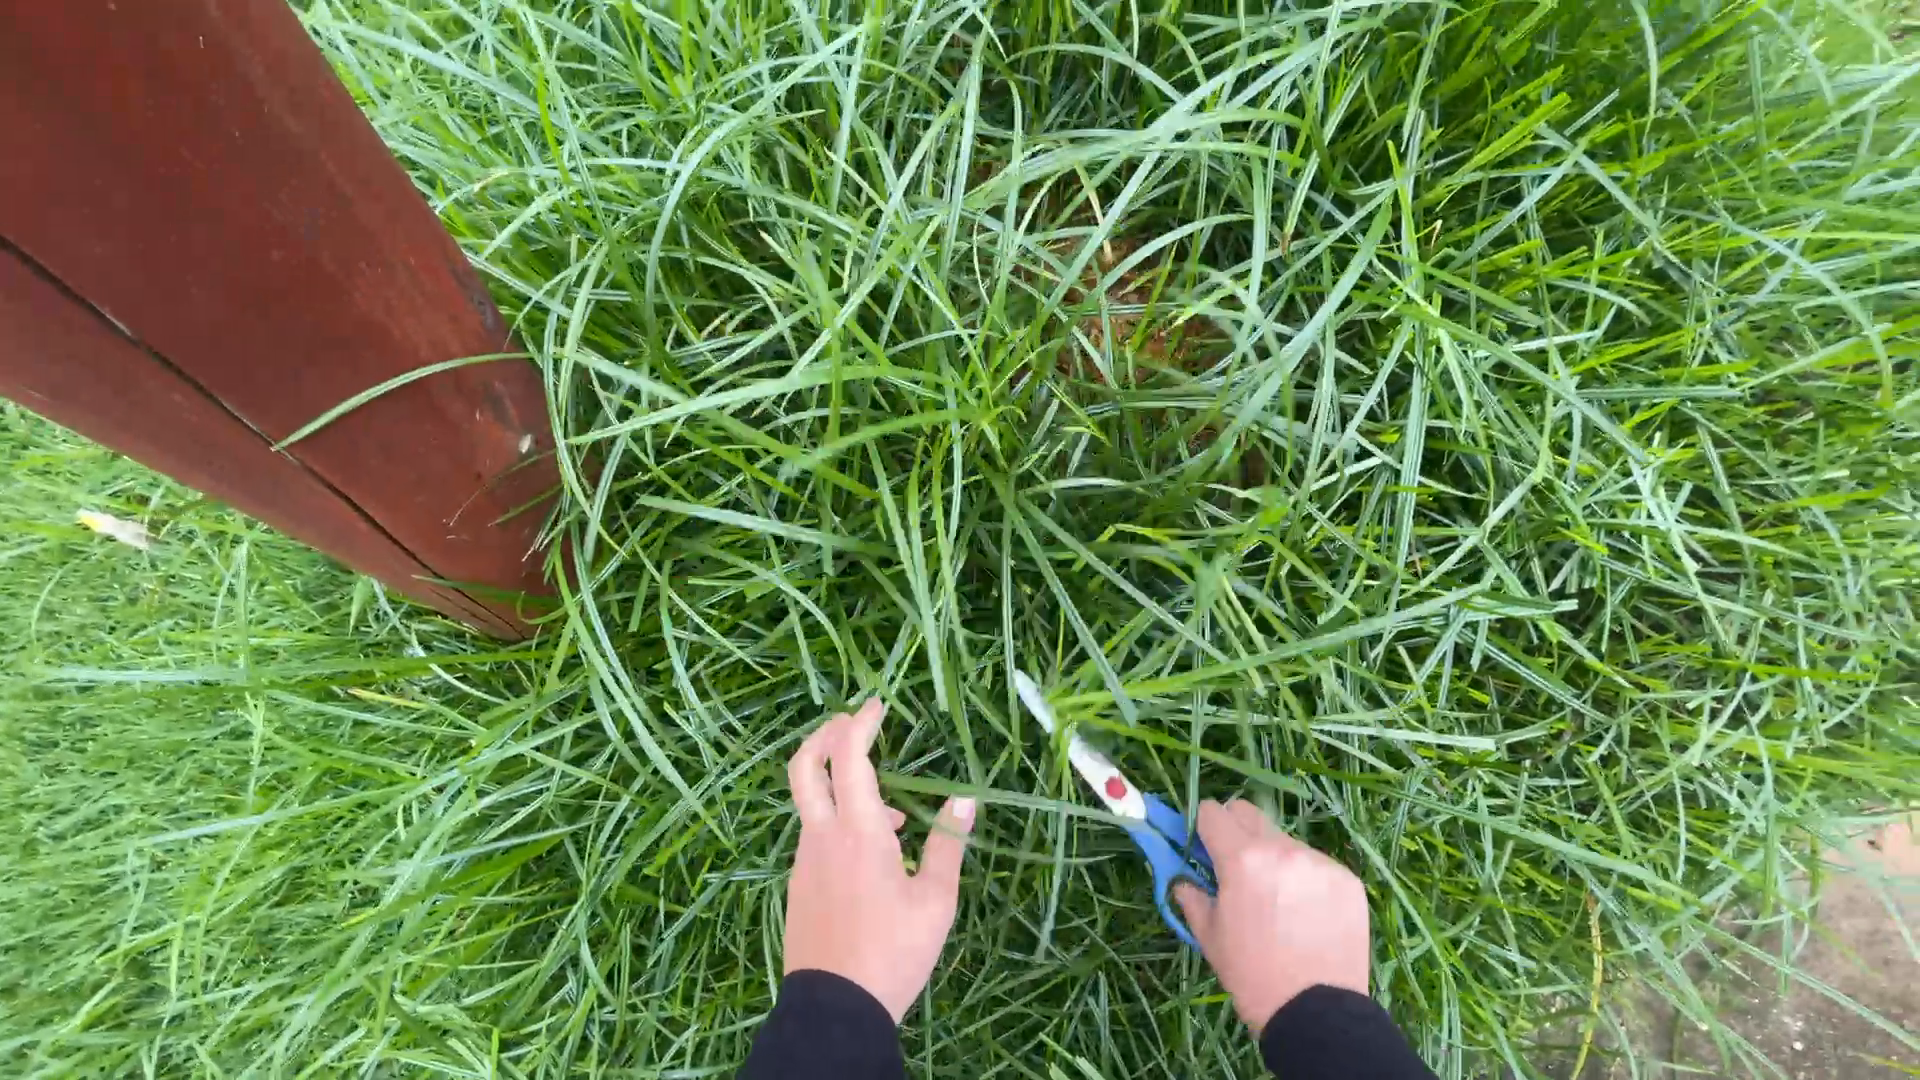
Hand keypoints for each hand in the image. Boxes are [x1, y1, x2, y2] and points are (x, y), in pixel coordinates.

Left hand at [782, 697, 976, 1021]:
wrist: (834, 1012)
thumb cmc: (893, 952)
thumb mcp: (936, 901)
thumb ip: (949, 843)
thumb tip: (966, 798)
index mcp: (858, 832)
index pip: (847, 757)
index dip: (859, 723)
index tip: (877, 705)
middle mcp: (822, 836)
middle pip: (803, 766)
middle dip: (824, 734)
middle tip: (852, 722)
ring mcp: (804, 860)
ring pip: (812, 802)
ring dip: (841, 784)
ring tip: (895, 815)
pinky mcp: (799, 883)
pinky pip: (817, 834)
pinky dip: (840, 820)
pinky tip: (876, 853)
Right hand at [1173, 798, 1369, 1033]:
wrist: (1317, 1015)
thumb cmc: (1252, 975)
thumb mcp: (1209, 935)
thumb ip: (1191, 894)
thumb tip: (1183, 879)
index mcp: (1241, 859)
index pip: (1212, 811)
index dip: (1204, 827)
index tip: (1206, 848)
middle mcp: (1281, 849)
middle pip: (1248, 813)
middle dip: (1235, 832)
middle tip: (1237, 867)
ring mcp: (1318, 862)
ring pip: (1283, 839)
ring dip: (1272, 857)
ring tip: (1277, 900)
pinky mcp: (1347, 879)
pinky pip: (1315, 863)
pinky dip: (1304, 878)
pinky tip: (1306, 913)